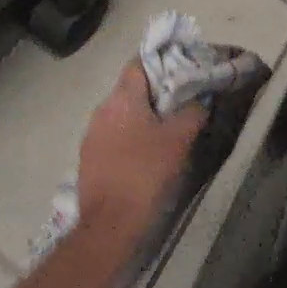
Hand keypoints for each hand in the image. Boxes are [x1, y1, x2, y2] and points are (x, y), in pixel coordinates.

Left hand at [76, 62, 206, 238]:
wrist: (110, 223)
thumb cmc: (146, 173)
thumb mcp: (179, 141)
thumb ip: (191, 113)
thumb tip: (198, 101)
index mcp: (122, 98)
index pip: (138, 64)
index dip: (159, 64)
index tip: (179, 73)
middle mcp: (102, 109)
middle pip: (129, 90)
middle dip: (153, 95)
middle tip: (178, 106)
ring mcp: (91, 134)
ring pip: (120, 114)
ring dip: (140, 118)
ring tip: (164, 133)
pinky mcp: (88, 157)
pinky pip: (111, 136)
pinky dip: (128, 138)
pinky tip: (143, 156)